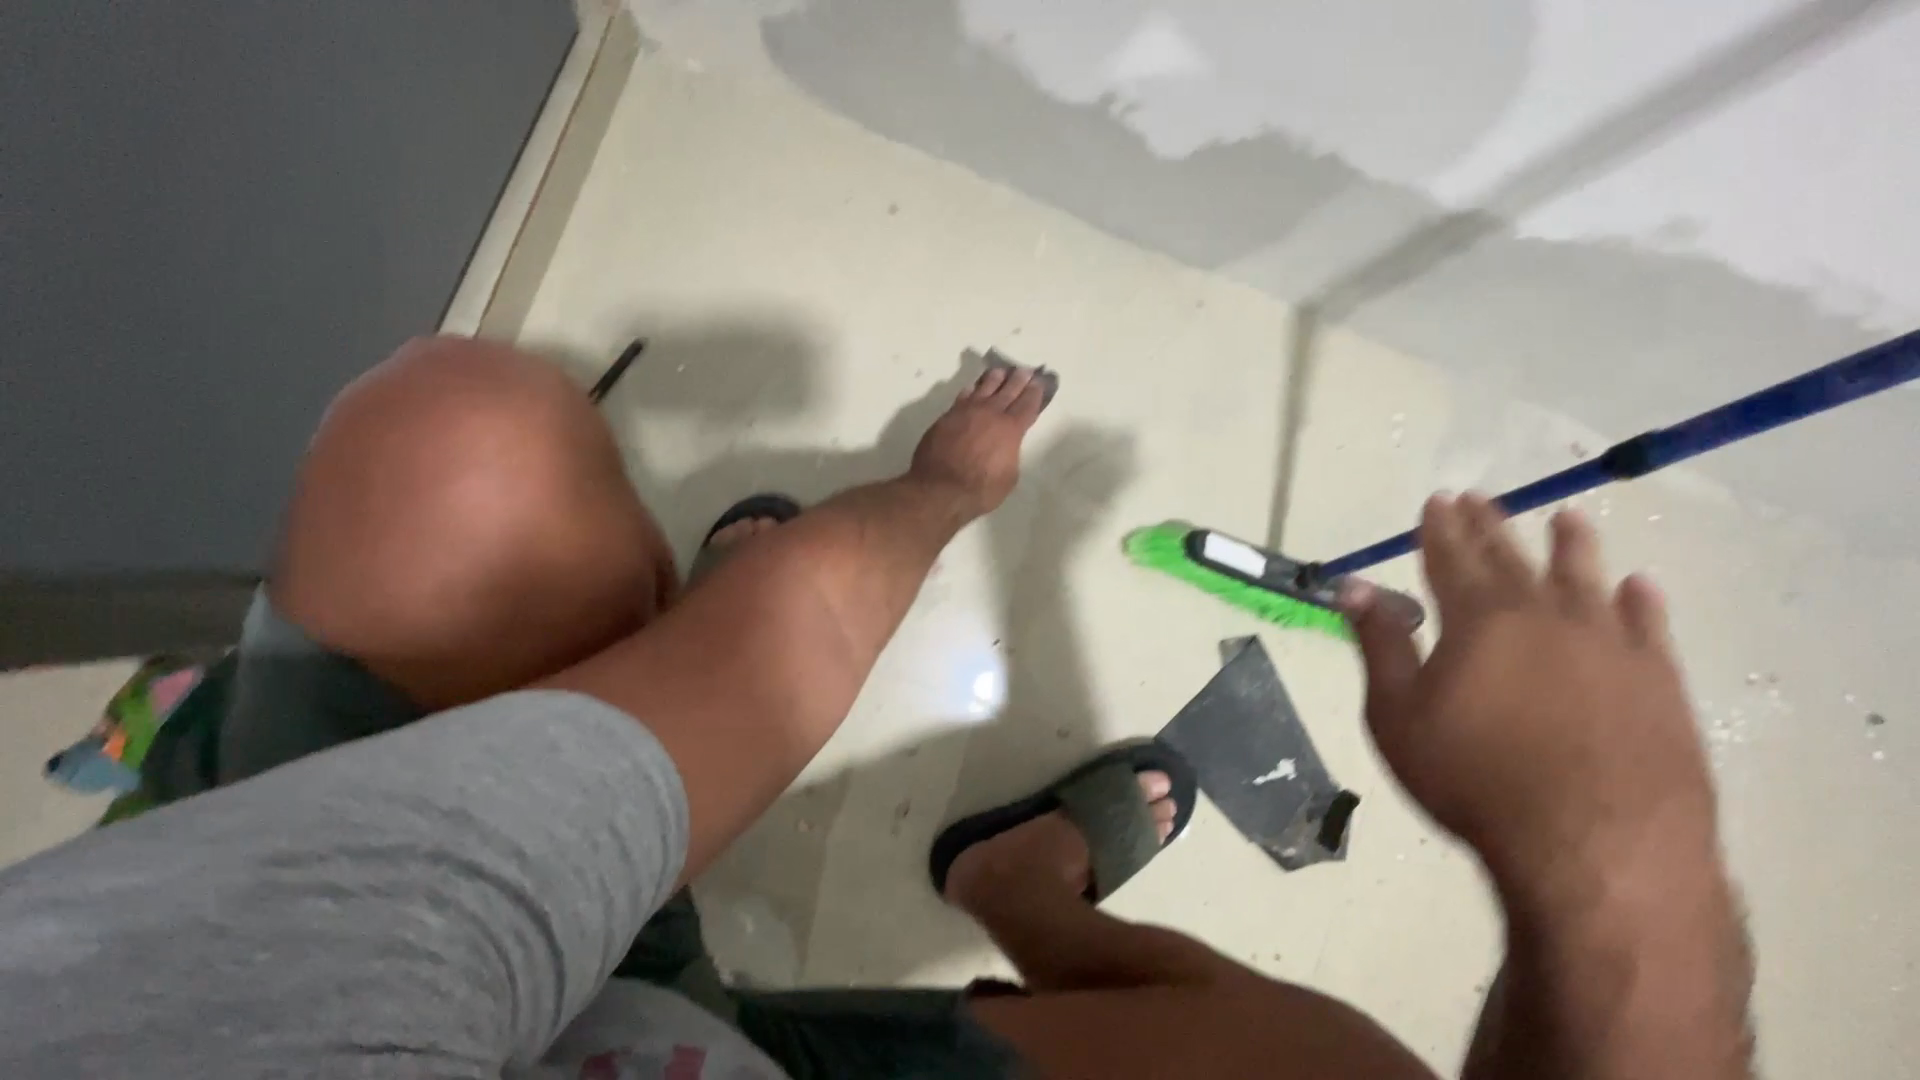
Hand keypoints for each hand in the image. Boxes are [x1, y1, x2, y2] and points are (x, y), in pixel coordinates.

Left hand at [909, 362, 1049, 518]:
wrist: (939, 489)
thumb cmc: (980, 490)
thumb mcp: (1008, 476)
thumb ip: (1010, 453)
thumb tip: (1006, 445)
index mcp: (1011, 429)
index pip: (1027, 405)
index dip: (1035, 393)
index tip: (1039, 383)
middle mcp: (990, 413)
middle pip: (1008, 390)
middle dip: (1018, 379)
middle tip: (1024, 370)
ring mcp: (967, 412)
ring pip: (984, 387)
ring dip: (995, 378)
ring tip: (1001, 372)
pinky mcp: (947, 417)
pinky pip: (963, 396)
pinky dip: (972, 390)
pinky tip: (974, 388)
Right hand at [1343, 494, 1716, 903]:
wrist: (1595, 847)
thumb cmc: (1473, 779)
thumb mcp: (1398, 714)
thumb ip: (1380, 644)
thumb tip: (1353, 587)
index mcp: (1481, 620)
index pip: (1452, 558)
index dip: (1440, 529)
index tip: (1436, 500)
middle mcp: (1548, 617)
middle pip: (1513, 559)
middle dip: (1491, 526)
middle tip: (1480, 497)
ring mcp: (1612, 647)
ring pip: (1588, 579)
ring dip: (1573, 546)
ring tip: (1567, 519)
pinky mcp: (1659, 684)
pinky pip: (1649, 627)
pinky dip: (1640, 602)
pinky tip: (1638, 586)